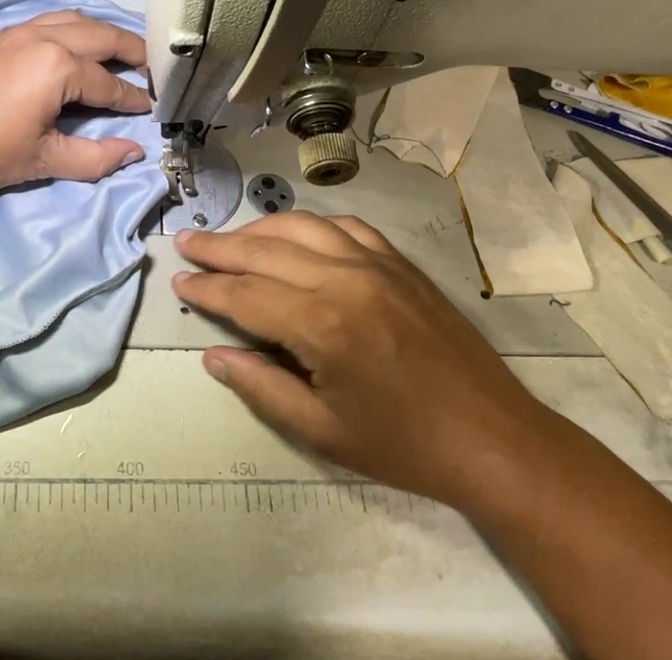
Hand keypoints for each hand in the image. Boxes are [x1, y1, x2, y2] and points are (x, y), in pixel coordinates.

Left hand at [0, 11, 151, 205]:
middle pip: (99, 36)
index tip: (152, 107)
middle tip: (152, 65)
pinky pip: (43, 21)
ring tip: (118, 48)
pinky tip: (70, 46)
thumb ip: (95, 157)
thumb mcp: (44, 160)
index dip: (132, 98)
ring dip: (99, 32)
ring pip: (70, 20)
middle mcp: (40, 38)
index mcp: (57, 67)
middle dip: (130, 49)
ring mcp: (13, 31)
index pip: (108, 84)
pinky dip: (69, 29)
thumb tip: (134, 153)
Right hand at [173, 212, 563, 512]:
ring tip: (230, 237)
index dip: (207, 289)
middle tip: (187, 242)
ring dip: (260, 228)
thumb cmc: (402, 445)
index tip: (178, 281)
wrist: (494, 439)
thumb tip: (213, 356)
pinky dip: (312, 225)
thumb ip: (261, 388)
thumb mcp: (321, 431)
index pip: (245, 295)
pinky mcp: (402, 265)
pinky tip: (297, 234)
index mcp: (321, 325)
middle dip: (220, 248)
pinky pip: (347, 228)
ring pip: (304, 227)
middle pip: (266, 251)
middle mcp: (344, 280)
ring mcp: (378, 266)